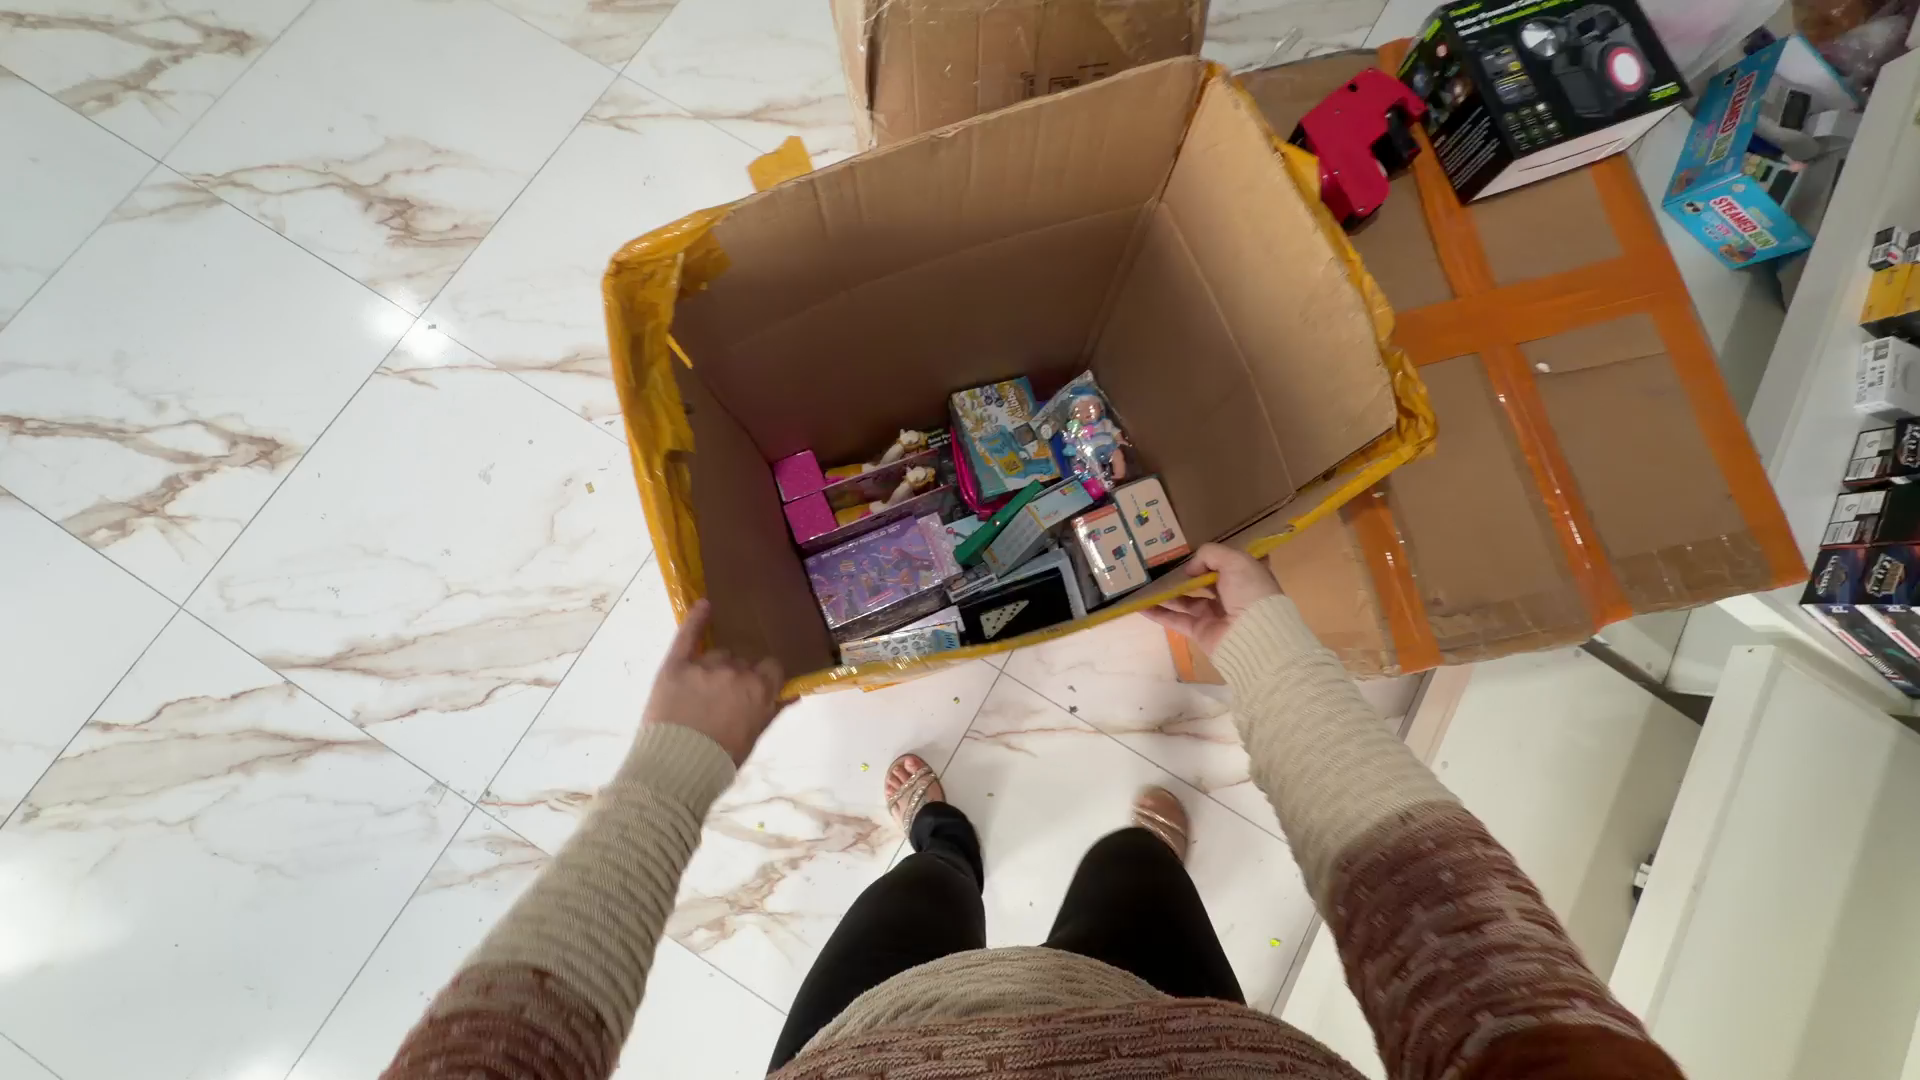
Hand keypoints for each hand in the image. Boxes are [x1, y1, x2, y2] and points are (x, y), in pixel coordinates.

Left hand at [642, 599, 786, 765]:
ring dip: (715, 666)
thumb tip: (795, 692)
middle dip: (738, 675)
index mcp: (759, 688)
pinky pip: (688, 635)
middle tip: (724, 698)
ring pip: (717, 654)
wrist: (674, 770)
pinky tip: (704, 605)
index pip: (771, 667)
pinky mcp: (675, 666)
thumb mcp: (754, 737)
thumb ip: (774, 710)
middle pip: (743, 661)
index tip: (757, 689)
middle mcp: (735, 671)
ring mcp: (704, 666)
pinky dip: (696, 619)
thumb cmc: (720, 759)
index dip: (764, 678)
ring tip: (702, 690)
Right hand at [1142, 543, 1281, 655]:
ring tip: (1145, 584)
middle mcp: (1230, 595)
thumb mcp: (1235, 561)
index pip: (1226, 564)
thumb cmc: (1250, 591)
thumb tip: (1190, 569)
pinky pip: (1175, 619)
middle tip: (1160, 567)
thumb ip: (1209, 554)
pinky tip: (1140, 605)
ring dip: (1166, 594)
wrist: (1255, 634)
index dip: (1210, 557)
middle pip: (1202, 583)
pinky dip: (1158, 613)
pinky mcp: (1200, 631)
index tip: (1189, 552)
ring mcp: (1214, 614)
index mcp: (1244, 577)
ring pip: (1185, 601)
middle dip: (1184, 576)